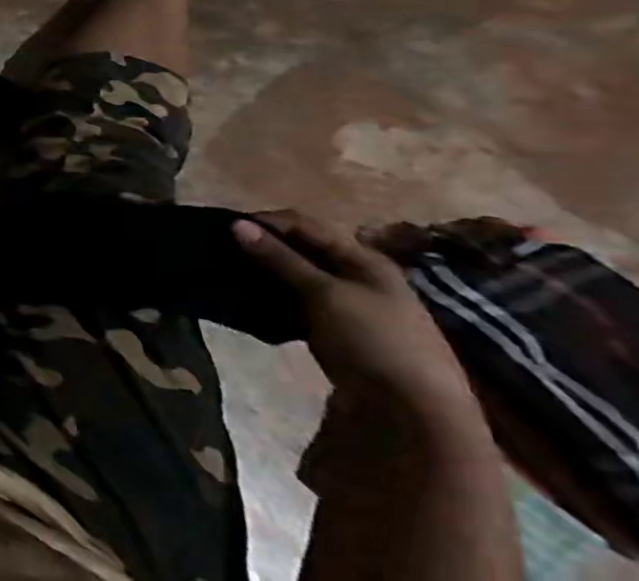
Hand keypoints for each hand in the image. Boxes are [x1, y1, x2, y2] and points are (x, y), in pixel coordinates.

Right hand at [234, 210, 476, 420]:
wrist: (415, 417)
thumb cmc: (373, 341)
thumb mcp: (324, 294)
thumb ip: (280, 259)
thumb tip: (237, 224)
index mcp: (364, 258)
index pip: (305, 224)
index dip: (267, 222)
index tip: (226, 229)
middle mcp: (359, 277)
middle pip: (303, 250)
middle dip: (265, 248)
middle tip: (223, 253)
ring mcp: (351, 309)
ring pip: (299, 280)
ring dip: (268, 276)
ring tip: (232, 277)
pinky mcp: (340, 337)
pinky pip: (300, 308)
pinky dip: (277, 303)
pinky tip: (253, 307)